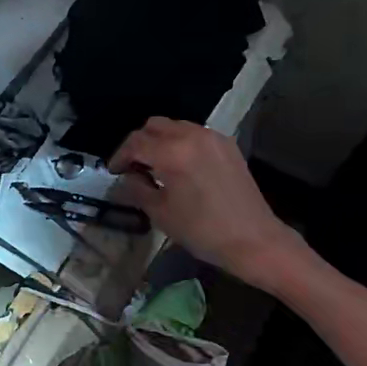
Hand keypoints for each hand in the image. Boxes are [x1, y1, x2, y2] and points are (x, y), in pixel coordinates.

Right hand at [109, 118, 301, 282]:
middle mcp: (192, 135)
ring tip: (155, 166)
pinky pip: (195, 134)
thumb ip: (137, 189)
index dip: (119, 156)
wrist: (252, 239)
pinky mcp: (227, 146)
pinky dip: (180, 143)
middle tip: (132, 166)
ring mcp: (213, 138)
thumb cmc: (201, 230)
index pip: (135, 142)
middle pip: (154, 126)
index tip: (113, 172)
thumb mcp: (160, 213)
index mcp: (172, 152)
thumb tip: (127, 178)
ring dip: (160, 141)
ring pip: (176, 127)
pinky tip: (180, 166)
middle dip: (139, 143)